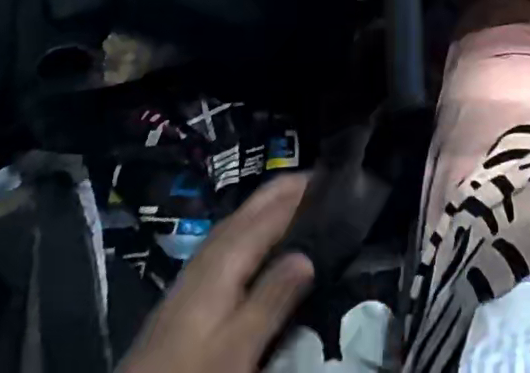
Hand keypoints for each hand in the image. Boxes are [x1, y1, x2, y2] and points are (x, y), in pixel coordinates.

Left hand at [118, 176, 314, 372]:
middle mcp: (210, 252)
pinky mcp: (192, 286)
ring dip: (271, 203)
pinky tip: (265, 239)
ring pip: (240, 218)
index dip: (302, 193)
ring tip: (304, 200)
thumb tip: (308, 255)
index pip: (270, 212)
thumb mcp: (238, 349)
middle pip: (252, 206)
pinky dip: (256, 223)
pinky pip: (232, 236)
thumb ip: (271, 300)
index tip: (337, 180)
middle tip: (326, 182)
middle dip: (287, 188)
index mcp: (225, 259)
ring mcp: (197, 268)